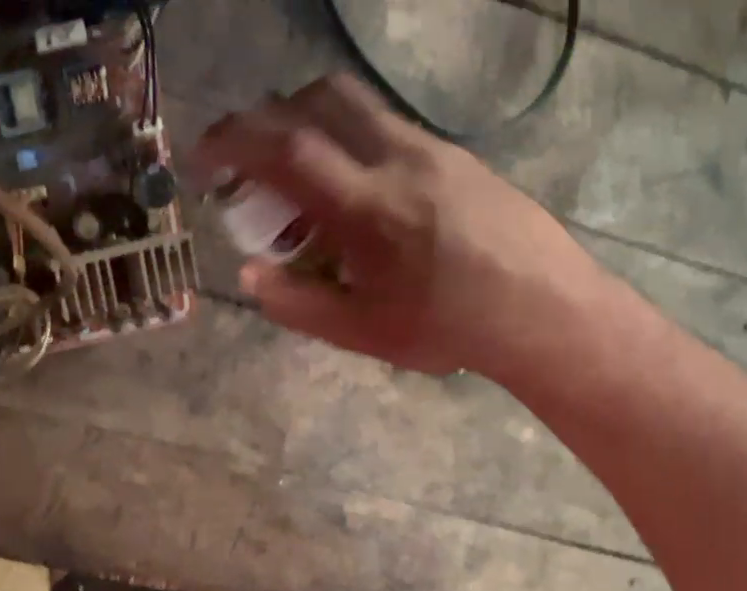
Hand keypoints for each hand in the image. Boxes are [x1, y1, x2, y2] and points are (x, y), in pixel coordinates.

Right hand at [195, 76, 616, 378]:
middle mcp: (396, 159)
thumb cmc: (447, 329)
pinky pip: (384, 127)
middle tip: (246, 164)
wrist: (543, 308)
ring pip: (354, 105)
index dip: (233, 141)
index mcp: (367, 208)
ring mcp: (429, 148)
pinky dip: (347, 141)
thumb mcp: (361, 333)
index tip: (203, 156)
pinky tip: (351, 194)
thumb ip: (297, 304)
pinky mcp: (453, 153)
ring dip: (308, 124)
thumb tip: (248, 277)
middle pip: (317, 101)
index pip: (286, 148)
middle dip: (266, 120)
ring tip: (297, 181)